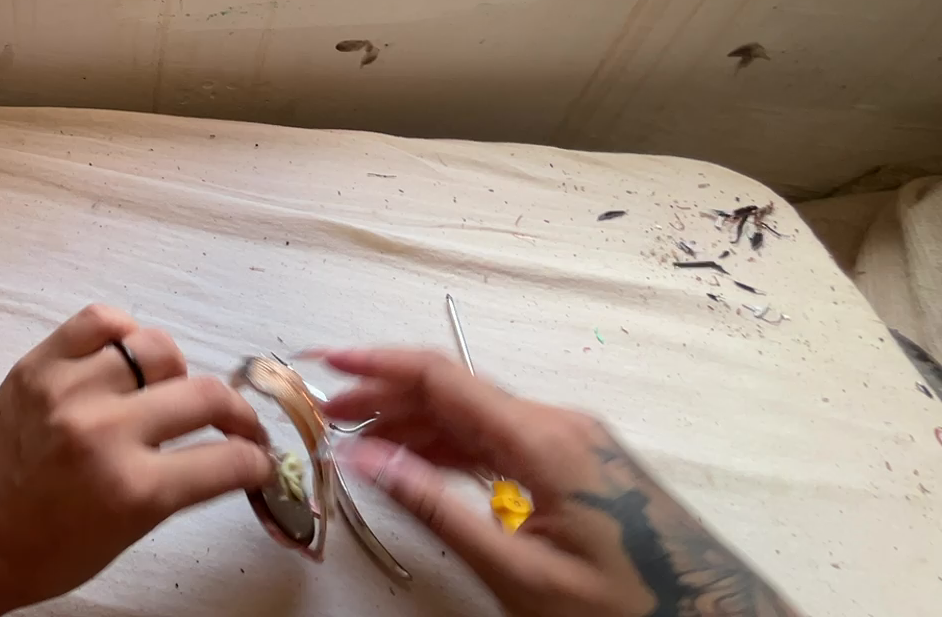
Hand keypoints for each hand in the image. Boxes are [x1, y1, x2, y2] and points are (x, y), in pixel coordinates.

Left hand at [0, 304, 274, 615]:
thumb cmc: (49, 549)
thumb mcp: (128, 532)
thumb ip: (176, 484)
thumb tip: (222, 448)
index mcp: (134, 490)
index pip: (226, 460)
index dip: (257, 458)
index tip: (260, 456)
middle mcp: (106, 430)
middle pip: (202, 394)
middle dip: (235, 411)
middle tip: (233, 421)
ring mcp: (69, 388)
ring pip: (154, 347)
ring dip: (174, 371)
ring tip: (164, 387)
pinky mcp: (38, 362)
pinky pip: (98, 320)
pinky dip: (123, 330)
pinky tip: (125, 352)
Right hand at [321, 348, 799, 616]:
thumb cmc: (630, 614)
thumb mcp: (519, 572)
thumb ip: (433, 506)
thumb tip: (358, 456)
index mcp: (540, 436)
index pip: (436, 373)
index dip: (373, 361)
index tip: (324, 361)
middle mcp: (553, 422)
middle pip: (447, 390)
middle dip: (382, 396)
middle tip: (330, 416)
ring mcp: (566, 439)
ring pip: (467, 413)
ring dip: (410, 421)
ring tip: (361, 439)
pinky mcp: (573, 460)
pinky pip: (493, 437)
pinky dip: (446, 443)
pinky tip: (416, 460)